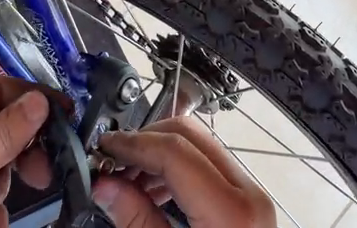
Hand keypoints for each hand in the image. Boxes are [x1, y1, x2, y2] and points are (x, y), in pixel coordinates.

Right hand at [92, 118, 273, 227]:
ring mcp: (253, 196)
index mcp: (232, 210)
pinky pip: (209, 167)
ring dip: (159, 154)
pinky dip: (177, 170)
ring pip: (199, 147)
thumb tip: (104, 185)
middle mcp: (249, 193)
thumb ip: (137, 221)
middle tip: (112, 161)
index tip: (103, 149)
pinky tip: (152, 191)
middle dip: (145, 142)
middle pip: (189, 137)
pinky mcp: (249, 205)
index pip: (174, 150)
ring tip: (126, 180)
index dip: (133, 144)